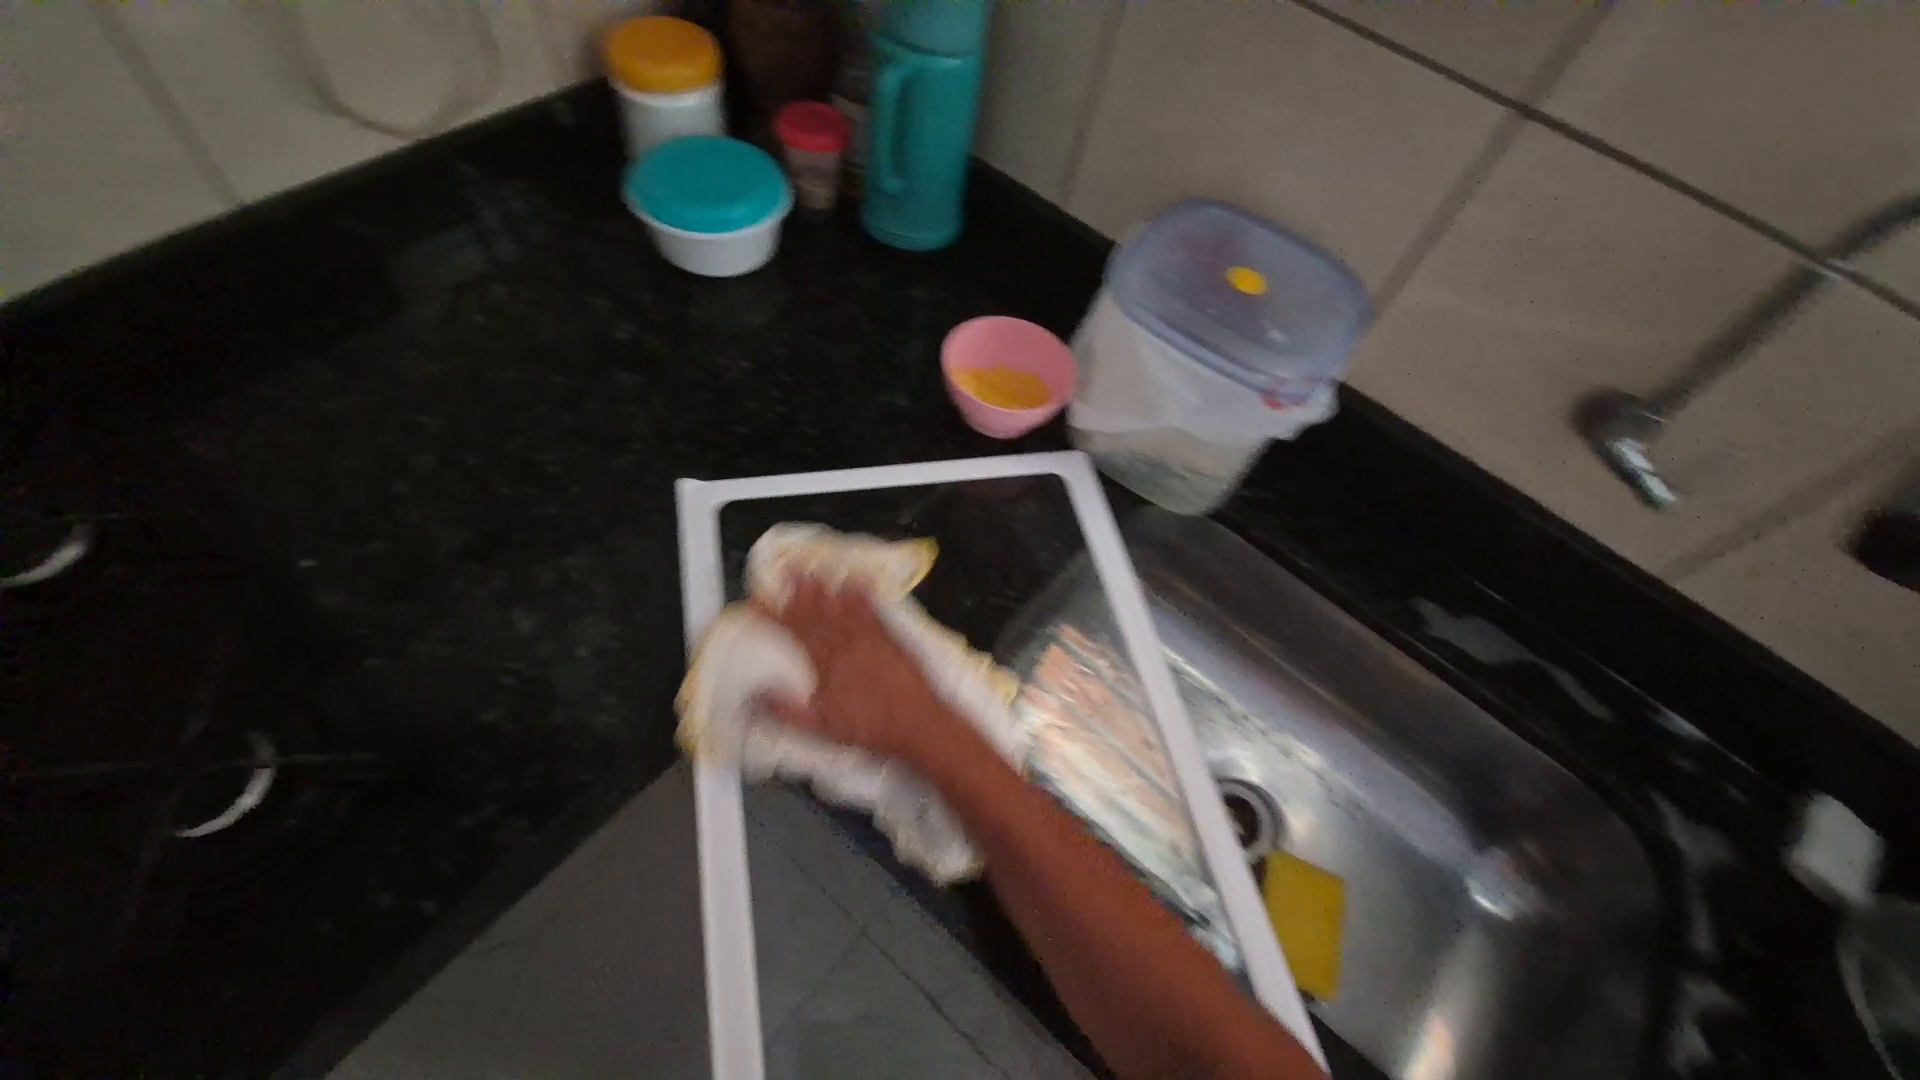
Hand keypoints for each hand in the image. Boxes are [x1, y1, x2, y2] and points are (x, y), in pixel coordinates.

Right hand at [759, 577, 964, 764]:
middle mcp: (847, 643)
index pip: (793, 632)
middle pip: (818, 612)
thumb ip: (785, 710)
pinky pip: (874, 610)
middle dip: (799, 591)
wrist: (918, 724)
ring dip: (827, 587)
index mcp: (826, 662)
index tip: (759, 604)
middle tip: (786, 570)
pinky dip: (864, 594)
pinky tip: (858, 582)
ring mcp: (871, 638)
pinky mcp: (892, 639)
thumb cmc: (870, 728)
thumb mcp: (820, 727)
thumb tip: (759, 694)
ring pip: (843, 606)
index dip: (774, 616)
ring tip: (814, 570)